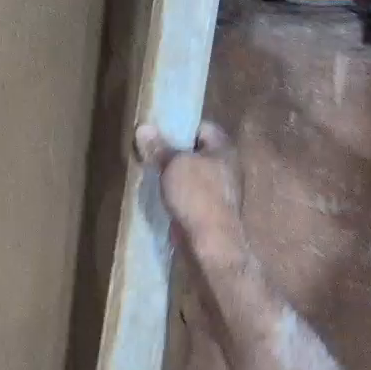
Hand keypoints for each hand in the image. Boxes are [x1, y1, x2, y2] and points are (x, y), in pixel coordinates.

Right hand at [134, 121, 248, 274]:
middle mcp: (228, 167)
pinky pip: (192, 194)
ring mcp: (222, 191)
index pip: (204, 127)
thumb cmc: (196, 195)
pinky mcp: (212, 211)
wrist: (211, 243)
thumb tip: (143, 127)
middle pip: (198, 151)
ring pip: (194, 174)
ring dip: (175, 174)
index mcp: (224, 149)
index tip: (158, 132)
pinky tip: (161, 196)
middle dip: (175, 152)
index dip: (181, 126)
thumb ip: (159, 147)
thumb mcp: (173, 165)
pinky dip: (178, 193)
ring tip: (151, 173)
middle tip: (150, 152)